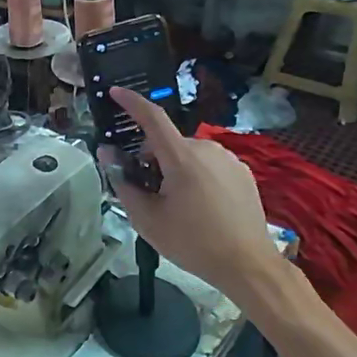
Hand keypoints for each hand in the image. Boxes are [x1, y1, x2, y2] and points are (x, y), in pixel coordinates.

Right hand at [100, 85, 292, 299]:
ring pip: (188, 155)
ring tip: (177, 205)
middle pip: (167, 144)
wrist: (247, 264)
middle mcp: (206, 148)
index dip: (131, 102)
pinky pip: (209, 165)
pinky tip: (201, 207)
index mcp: (181, 157)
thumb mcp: (147, 220)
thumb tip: (108, 154)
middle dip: (151, 161)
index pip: (152, 118)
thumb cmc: (192, 243)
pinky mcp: (242, 171)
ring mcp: (228, 158)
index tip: (115, 92)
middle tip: (148, 194)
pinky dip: (197, 176)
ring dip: (175, 169)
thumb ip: (123, 183)